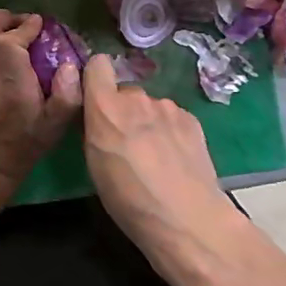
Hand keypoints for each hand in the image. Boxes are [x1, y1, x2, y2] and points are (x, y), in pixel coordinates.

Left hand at [0, 10, 81, 215]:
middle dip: (5, 16)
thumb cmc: (26, 141)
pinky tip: (18, 50)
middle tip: (28, 26)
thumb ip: (67, 93)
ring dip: (0, 23)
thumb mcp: (56, 124)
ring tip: (24, 34)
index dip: (24, 27)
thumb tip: (70, 64)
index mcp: (10, 81)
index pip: (6, 41)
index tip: (42, 27)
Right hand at [81, 54, 255, 285]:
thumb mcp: (93, 164)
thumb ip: (94, 127)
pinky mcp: (191, 119)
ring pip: (149, 106)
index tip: (94, 101)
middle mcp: (137, 97)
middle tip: (125, 145)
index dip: (94, 79)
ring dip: (146, 122)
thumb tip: (98, 115)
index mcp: (105, 107)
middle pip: (123, 92)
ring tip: (153, 157)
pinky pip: (171, 117)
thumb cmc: (128, 200)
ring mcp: (168, 106)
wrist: (187, 220)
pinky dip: (169, 131)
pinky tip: (174, 159)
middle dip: (122, 111)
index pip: (97, 64)